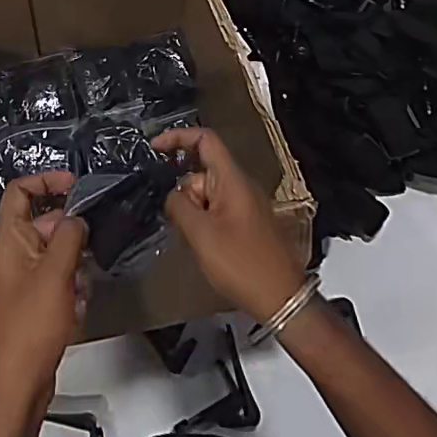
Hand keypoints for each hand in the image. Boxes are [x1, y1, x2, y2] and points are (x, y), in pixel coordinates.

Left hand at [0, 171, 86, 410]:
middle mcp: (12, 254)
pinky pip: (57, 281)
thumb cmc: (30, 326)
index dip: (45, 181)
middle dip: (71, 234)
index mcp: (8, 239)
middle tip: (93, 246)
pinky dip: (71, 289)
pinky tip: (78, 308)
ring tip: (82, 286)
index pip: (19, 192)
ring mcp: (22, 279)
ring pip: (55, 254)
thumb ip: (69, 237)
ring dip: (75, 265)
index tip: (76, 185)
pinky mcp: (34, 303)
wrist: (16, 382)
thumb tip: (77, 216)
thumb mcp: (55, 274)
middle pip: (44, 224)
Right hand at [151, 127, 305, 321]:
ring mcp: (246, 204)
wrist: (282, 300)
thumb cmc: (241, 264)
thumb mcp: (200, 234)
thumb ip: (178, 205)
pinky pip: (216, 209)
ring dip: (193, 212)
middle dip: (183, 193)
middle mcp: (242, 186)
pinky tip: (205, 245)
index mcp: (233, 181)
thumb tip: (172, 194)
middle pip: (200, 173)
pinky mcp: (248, 222)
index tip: (154, 149)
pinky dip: (203, 221)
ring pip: (206, 194)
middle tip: (183, 224)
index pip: (205, 140)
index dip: (177, 137)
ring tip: (196, 241)